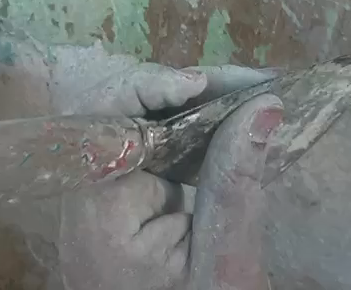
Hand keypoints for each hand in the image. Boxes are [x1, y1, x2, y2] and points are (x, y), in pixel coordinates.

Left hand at [55, 61, 282, 289]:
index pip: (105, 124)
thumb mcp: (225, 267)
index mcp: (97, 219)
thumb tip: (265, 106)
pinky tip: (225, 119)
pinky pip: (149, 147)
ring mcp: (101, 202)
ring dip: (190, 106)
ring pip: (137, 126)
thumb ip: (236, 185)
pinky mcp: (121, 205)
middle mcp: (85, 203)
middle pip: (121, 115)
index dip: (147, 88)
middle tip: (246, 84)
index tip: (203, 83)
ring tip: (244, 93)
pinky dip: (187, 130)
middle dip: (183, 91)